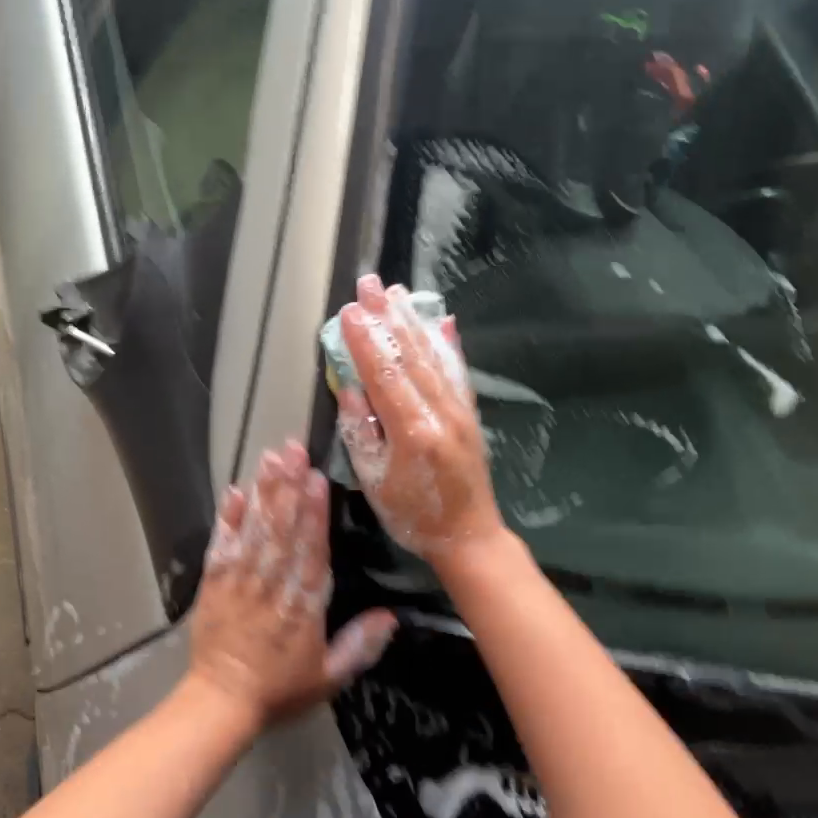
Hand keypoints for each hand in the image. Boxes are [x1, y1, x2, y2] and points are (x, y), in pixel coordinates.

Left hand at [187, 440, 397, 727]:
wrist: (221, 701)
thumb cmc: (280, 689)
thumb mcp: (329, 677)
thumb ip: (360, 645)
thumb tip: (392, 615)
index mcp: (302, 605)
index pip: (311, 551)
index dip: (315, 514)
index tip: (318, 479)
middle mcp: (271, 585)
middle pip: (282, 529)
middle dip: (288, 486)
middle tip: (293, 449)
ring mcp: (239, 580)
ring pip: (254, 529)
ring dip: (263, 492)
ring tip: (271, 458)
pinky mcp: (213, 582)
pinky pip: (221, 545)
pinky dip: (228, 518)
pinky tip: (235, 491)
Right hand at [336, 275, 508, 566]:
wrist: (468, 535)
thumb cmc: (412, 513)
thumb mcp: (373, 480)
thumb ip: (360, 431)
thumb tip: (350, 387)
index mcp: (413, 430)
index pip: (383, 374)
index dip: (364, 341)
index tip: (348, 311)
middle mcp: (440, 411)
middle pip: (409, 355)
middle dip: (386, 317)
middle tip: (370, 283)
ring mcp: (460, 409)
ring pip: (433, 356)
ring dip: (412, 321)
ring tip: (397, 292)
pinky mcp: (469, 412)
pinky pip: (456, 369)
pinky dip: (446, 343)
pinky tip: (441, 322)